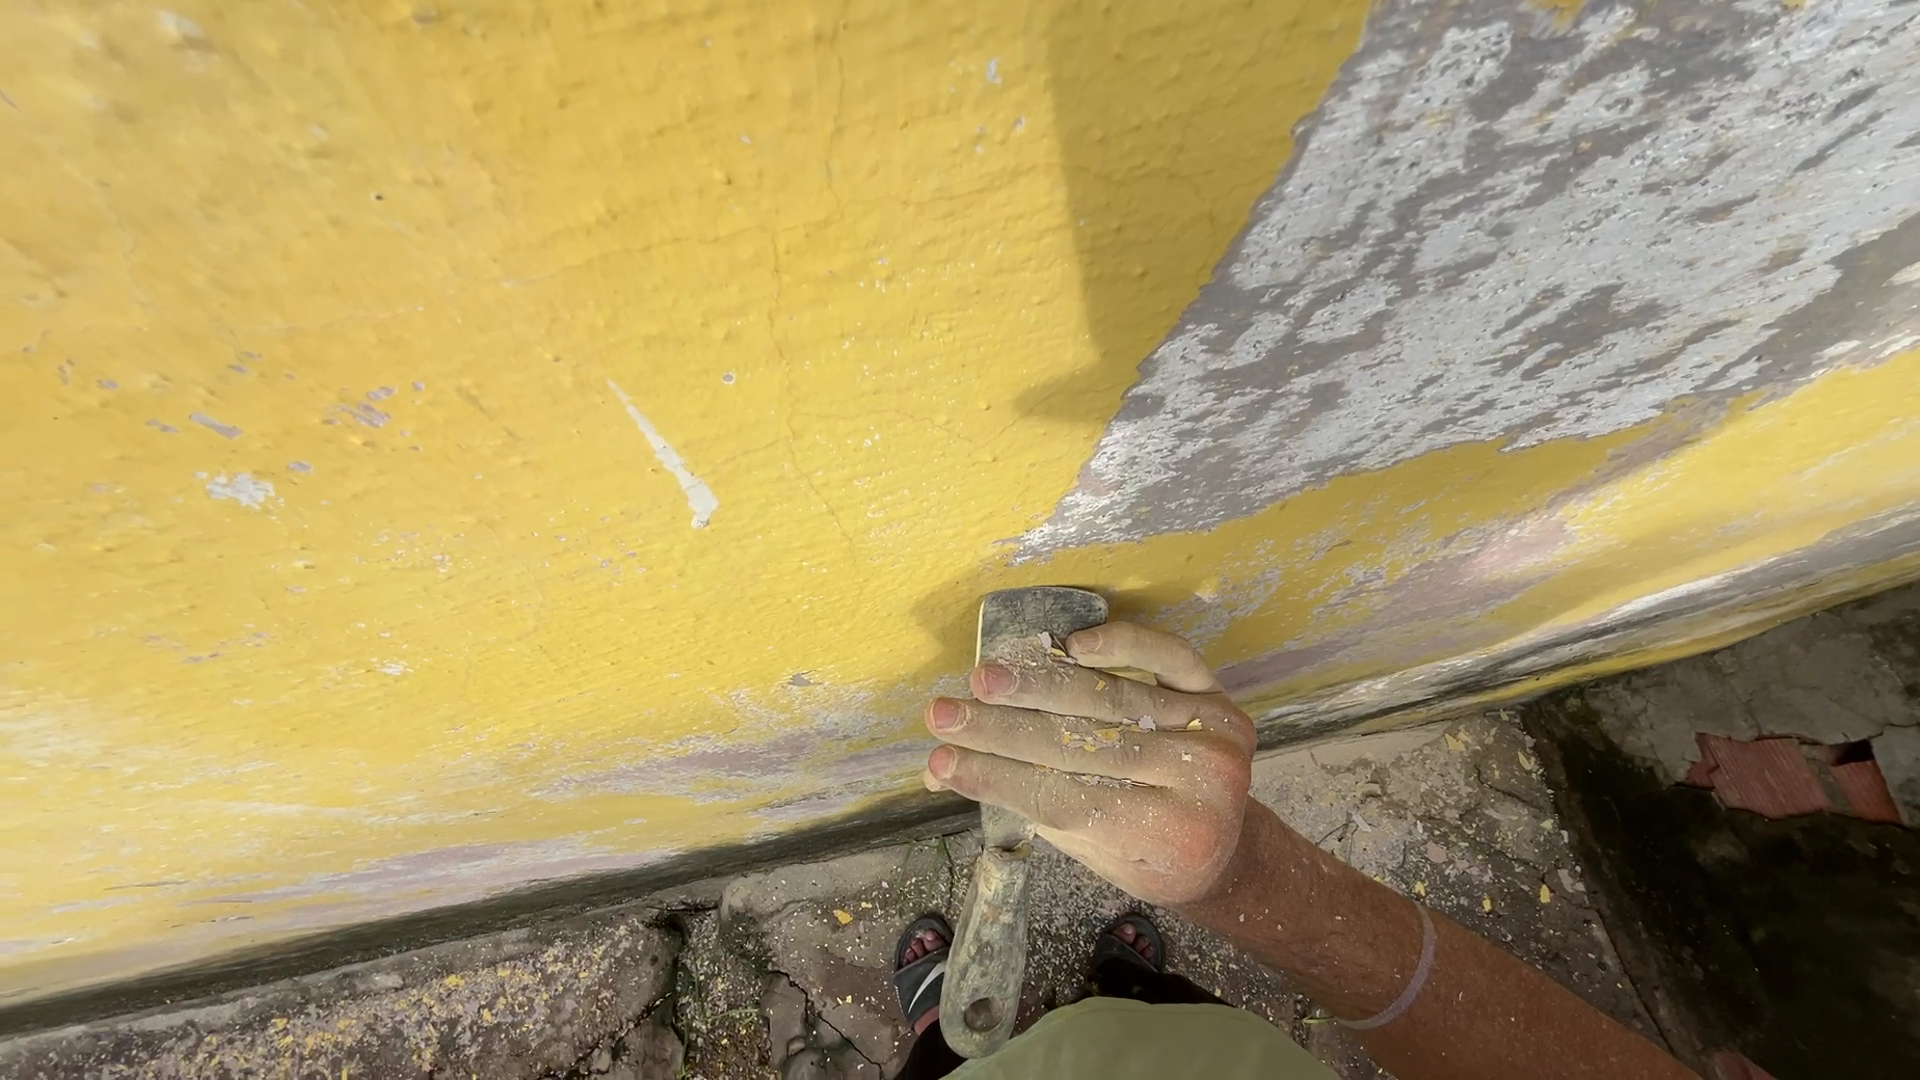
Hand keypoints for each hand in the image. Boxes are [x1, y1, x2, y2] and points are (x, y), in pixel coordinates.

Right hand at [922, 622, 1256, 905]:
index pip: (1061, 798)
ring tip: (982, 679)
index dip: (996, 777)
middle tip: (943, 714)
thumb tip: (938, 772)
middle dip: (1001, 729)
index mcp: (1165, 835)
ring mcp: (1211, 731)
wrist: (1228, 849)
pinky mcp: (1218, 695)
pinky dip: (1121, 643)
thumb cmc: (1148, 856)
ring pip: (1111, 697)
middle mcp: (1196, 779)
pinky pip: (1168, 655)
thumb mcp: (1091, 851)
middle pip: (1081, 744)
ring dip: (1037, 685)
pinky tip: (1071, 643)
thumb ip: (1025, 805)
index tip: (940, 760)